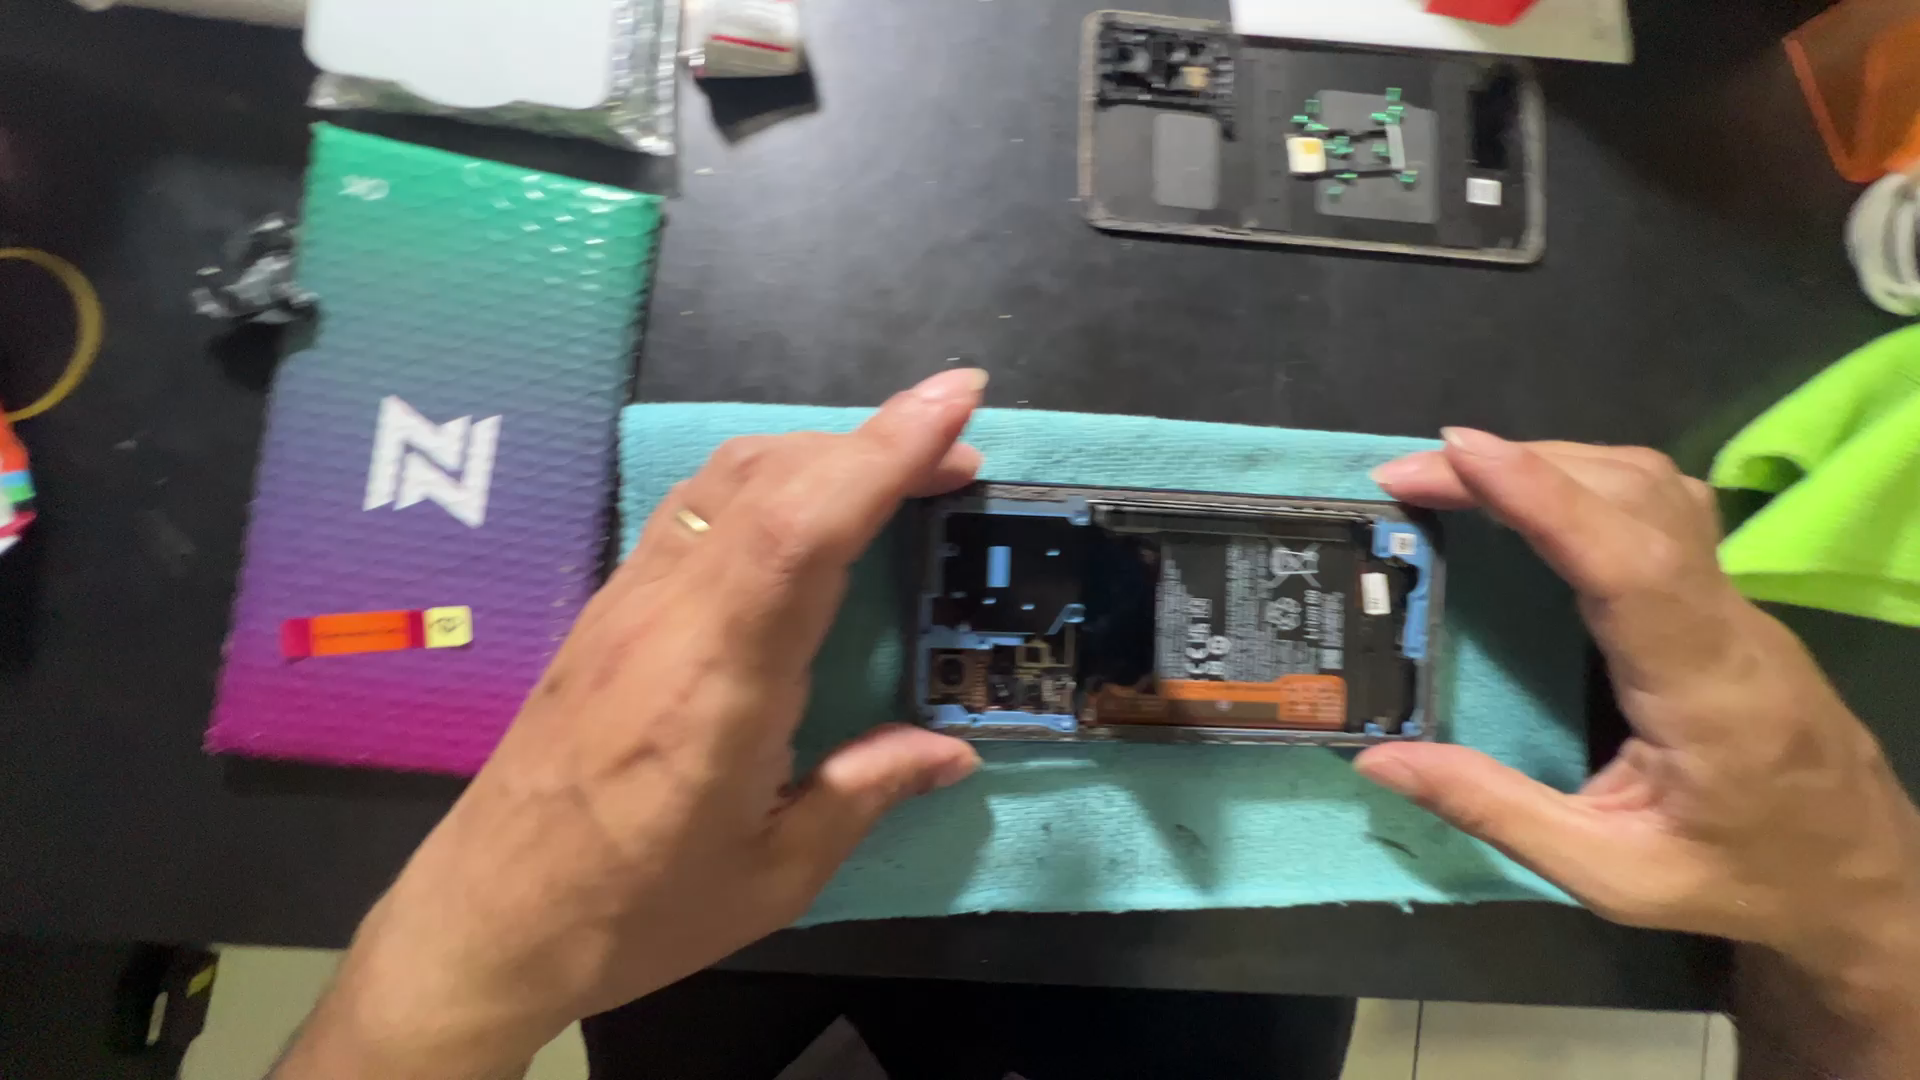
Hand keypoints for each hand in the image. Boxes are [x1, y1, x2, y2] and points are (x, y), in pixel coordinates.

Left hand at [276, 370, 990, 1079]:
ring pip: (733, 476)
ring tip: (897, 467)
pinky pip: (700, 501)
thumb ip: (869, 792)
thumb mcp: (776, 873)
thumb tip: (953, 753)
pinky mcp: (616, 599)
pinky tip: (807, 497)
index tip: (957, 399)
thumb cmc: (637, 907)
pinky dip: (772, 473)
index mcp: (722, 679)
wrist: (487, 919)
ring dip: (825, 450)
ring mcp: (634, 595)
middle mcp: (673, 611)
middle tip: (959, 454)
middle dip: (879, 443)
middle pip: (777, 480)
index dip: (885, 451)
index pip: (805, 527)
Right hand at [1360, 430, 1919, 1017]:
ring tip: (1449, 471)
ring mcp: (1732, 602)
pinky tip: (1528, 491)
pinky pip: (1654, 506)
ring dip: (1545, 460)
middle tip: (1407, 473)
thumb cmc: (1742, 882)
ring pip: (1650, 488)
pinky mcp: (1717, 598)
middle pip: (1633, 499)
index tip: (1460, 453)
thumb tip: (1376, 757)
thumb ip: (1491, 810)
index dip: (1544, 497)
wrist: (1873, 886)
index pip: (1629, 564)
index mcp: (1706, 691)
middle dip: (1514, 464)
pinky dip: (1577, 476)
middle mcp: (1728, 625)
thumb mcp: (1608, 875)